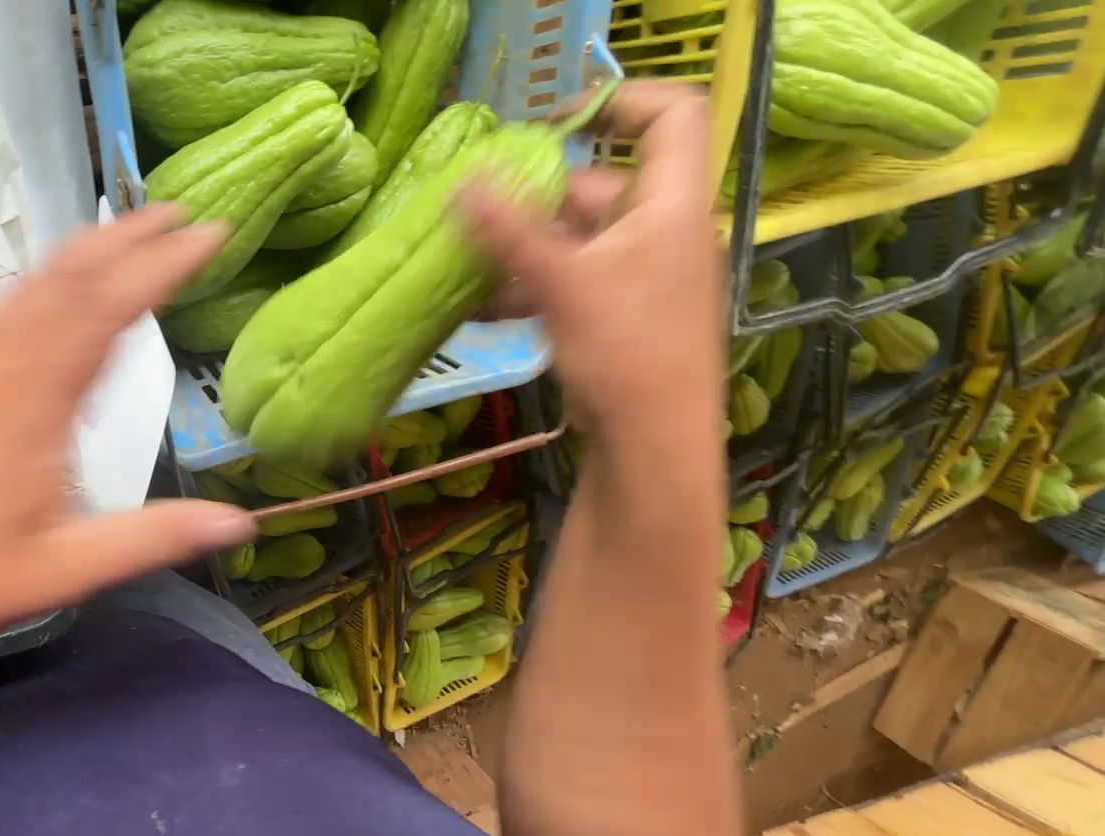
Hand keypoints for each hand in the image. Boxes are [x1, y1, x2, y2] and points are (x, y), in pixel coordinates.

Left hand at [0, 204, 255, 700]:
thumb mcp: (64, 571)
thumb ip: (152, 540)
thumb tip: (240, 526)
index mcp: (32, 409)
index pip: (105, 311)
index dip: (161, 264)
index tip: (210, 232)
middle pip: (64, 280)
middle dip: (125, 237)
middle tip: (178, 211)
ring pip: (25, 290)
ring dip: (79, 252)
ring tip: (123, 231)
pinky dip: (38, 285)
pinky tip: (46, 292)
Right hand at [462, 82, 723, 440]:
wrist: (650, 435)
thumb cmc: (624, 347)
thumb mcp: (562, 282)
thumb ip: (509, 232)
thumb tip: (463, 181)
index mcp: (669, 204)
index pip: (669, 116)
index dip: (617, 101)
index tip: (552, 123)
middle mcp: (658, 229)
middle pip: (597, 188)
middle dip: (533, 200)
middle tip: (476, 213)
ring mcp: (636, 273)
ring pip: (572, 241)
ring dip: (519, 251)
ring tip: (466, 266)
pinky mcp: (614, 312)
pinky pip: (568, 280)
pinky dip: (528, 286)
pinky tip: (483, 306)